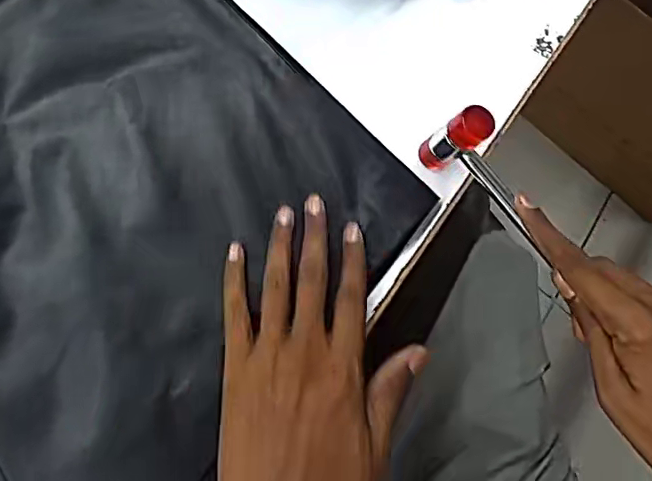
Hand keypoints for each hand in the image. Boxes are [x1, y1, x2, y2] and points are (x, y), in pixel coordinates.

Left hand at [219, 195, 427, 480]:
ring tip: (283, 215)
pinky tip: (235, 254)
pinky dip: (234, 279)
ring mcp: (268, 354)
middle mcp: (305, 350)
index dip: (352, 259)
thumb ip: (390, 392)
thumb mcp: (372, 448)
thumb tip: (417, 353)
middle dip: (315, 237)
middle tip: (314, 204)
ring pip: (276, 285)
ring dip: (280, 246)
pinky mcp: (237, 366)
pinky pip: (235, 311)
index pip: (351, 297)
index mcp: (341, 367)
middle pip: (313, 279)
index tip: (351, 230)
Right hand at [516, 195, 651, 480]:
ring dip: (600, 294)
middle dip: (576, 278)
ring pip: (622, 281)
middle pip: (602, 269)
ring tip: (602, 342)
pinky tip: (624, 341)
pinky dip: (622, 305)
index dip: (549, 234)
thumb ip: (591, 334)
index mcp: (643, 327)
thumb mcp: (617, 397)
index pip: (582, 268)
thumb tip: (572, 291)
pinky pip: (643, 296)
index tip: (530, 208)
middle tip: (572, 318)